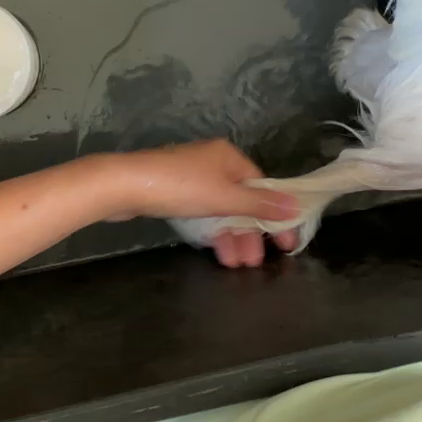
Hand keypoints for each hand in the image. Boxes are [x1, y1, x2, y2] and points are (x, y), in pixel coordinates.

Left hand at [98, 141, 300, 267]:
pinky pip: (202, 214)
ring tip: (236, 264)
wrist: (125, 186)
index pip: (261, 186)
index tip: (284, 242)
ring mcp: (192, 178)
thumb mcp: (225, 197)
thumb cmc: (181, 187)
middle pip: (241, 201)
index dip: (274, 215)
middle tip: (255, 262)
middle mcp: (213, 163)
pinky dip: (211, 232)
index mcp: (229, 157)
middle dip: (250, 232)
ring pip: (221, 210)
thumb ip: (259, 204)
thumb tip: (295, 206)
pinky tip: (217, 252)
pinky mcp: (174, 193)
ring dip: (231, 236)